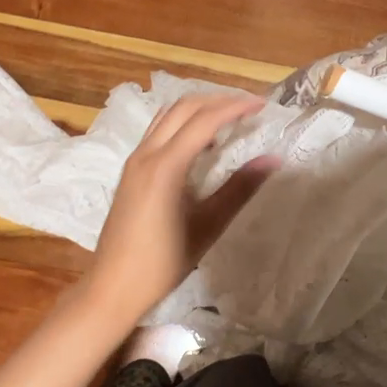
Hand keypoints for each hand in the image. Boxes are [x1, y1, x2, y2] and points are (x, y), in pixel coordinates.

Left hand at [83, 93, 280, 318]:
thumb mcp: (208, 226)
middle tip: (249, 107)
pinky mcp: (130, 171)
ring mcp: (134, 160)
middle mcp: (146, 154)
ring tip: (229, 118)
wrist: (113, 286)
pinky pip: (158, 131)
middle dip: (218, 100)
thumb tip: (273, 159)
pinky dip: (183, 124)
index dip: (235, 107)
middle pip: (184, 107)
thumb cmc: (163, 263)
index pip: (204, 120)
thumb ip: (240, 189)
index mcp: (165, 166)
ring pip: (167, 115)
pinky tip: (202, 144)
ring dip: (199, 108)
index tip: (263, 105)